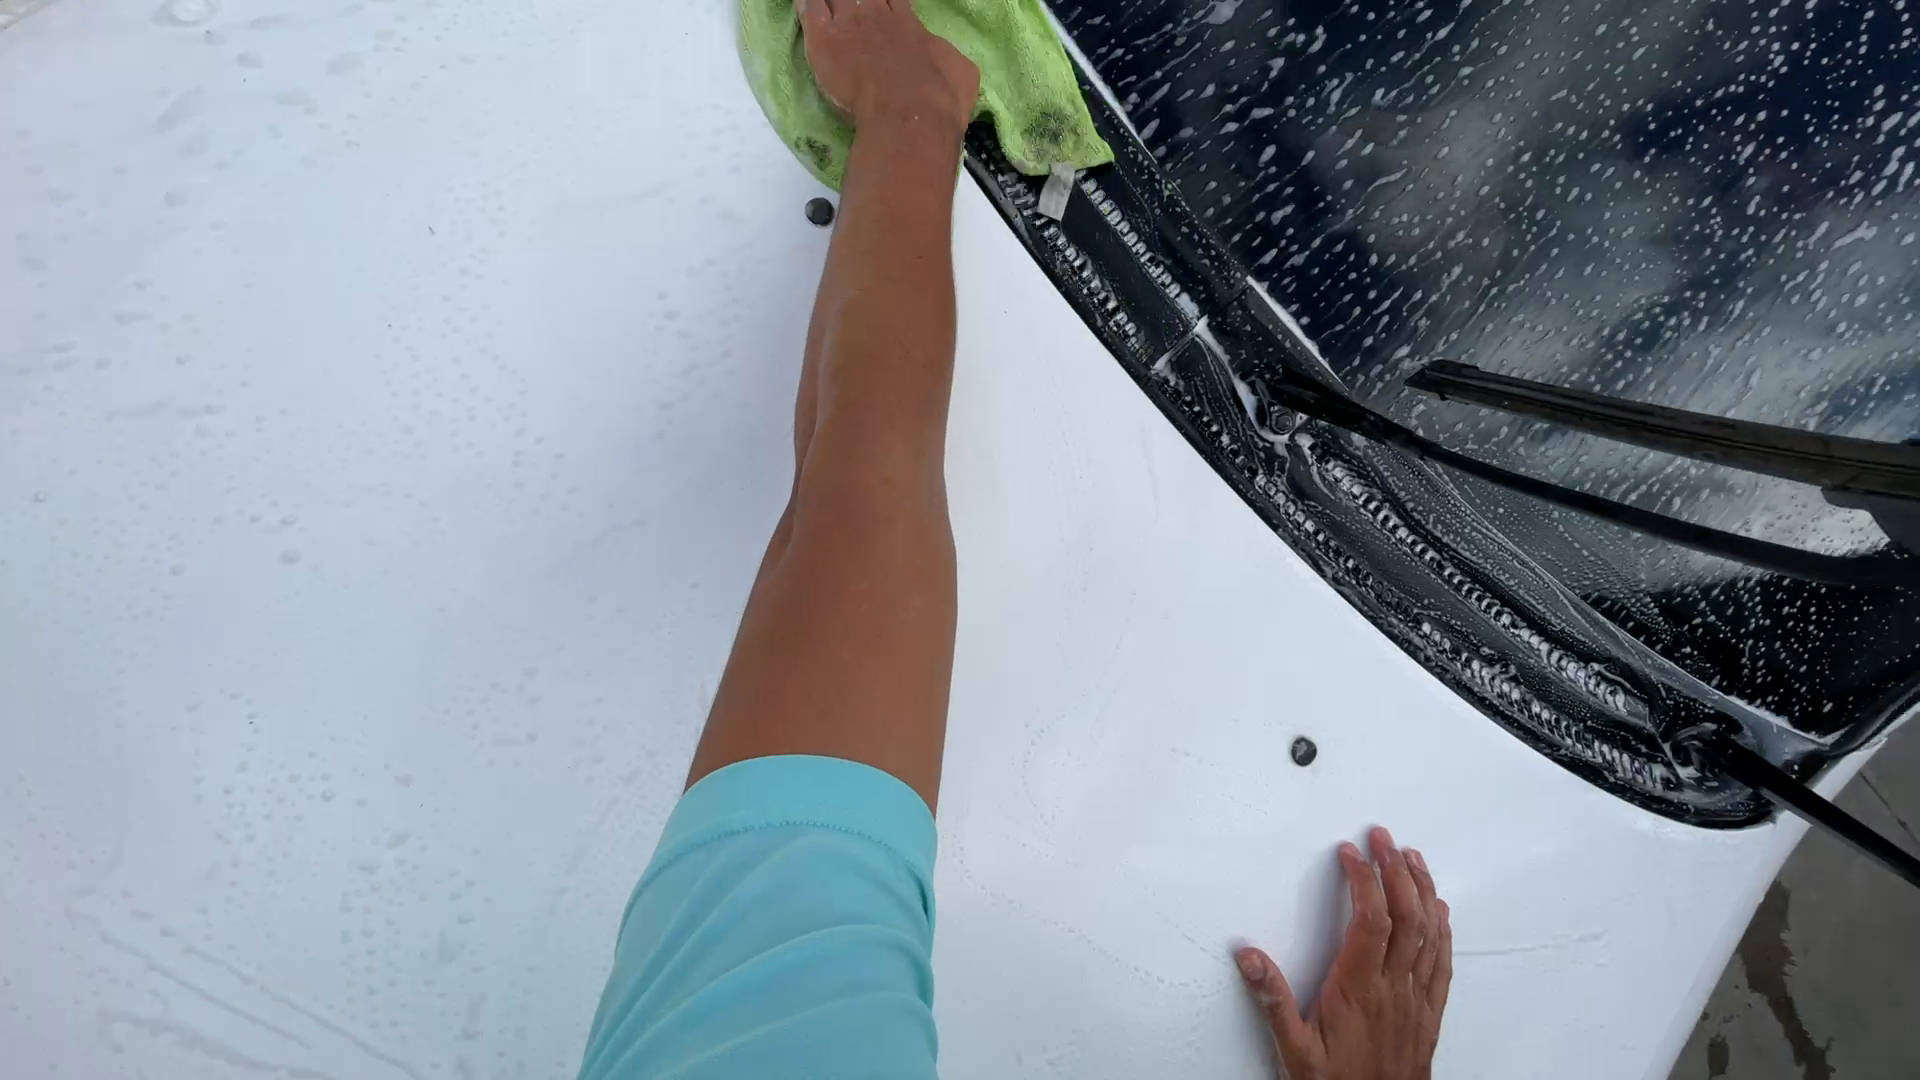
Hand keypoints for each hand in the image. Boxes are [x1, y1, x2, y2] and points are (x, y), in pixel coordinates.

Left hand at [796, 0, 980, 134]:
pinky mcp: (824, 41)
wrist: (910, 118)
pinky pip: (809, 9)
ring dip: (829, 0)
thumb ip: (947, 59)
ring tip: (825, 4)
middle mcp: (875, 15)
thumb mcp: (962, 76)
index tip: (882, 6)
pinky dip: (805, 4)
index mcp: (906, 23)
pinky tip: (803, 4)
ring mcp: (848, 24)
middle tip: (854, 5)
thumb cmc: (939, 102)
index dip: (886, 2)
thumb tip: (941, 58)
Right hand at [1234, 828, 1452, 1079]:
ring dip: (1422, 891)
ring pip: (1429, 935)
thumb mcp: (1294, 1049)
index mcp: (1360, 990)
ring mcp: (1415, 1001)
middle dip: (1395, 871)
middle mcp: (1394, 990)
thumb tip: (1248, 954)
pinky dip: (1442, 931)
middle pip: (1406, 919)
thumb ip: (1272, 999)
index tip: (1350, 853)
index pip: (1371, 923)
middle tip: (1383, 838)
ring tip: (1413, 858)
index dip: (1364, 882)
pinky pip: (1441, 964)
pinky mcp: (1427, 1014)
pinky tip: (1440, 912)